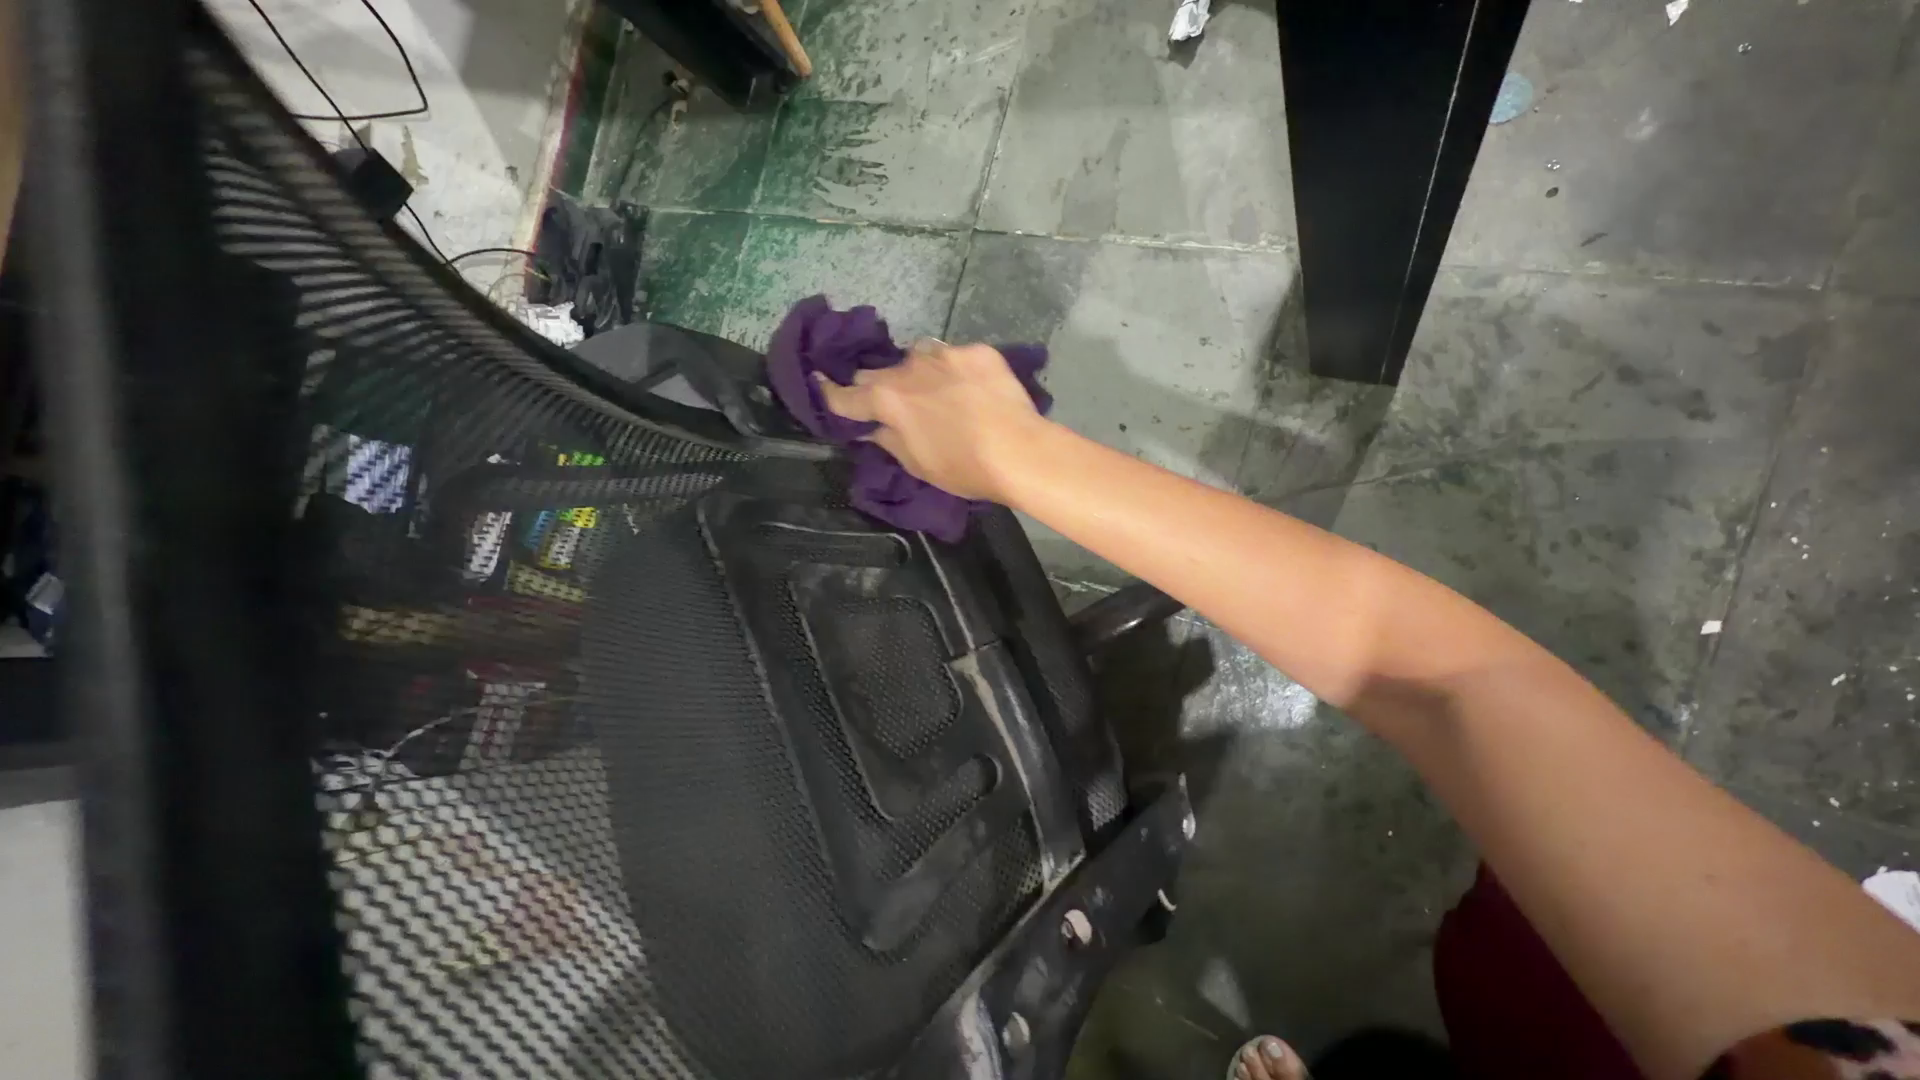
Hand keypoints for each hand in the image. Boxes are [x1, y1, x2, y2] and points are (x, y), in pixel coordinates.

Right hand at [814, 339, 1047, 502]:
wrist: (1020, 451)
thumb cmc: (964, 468)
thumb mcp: (917, 464)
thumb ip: (889, 440)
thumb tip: (872, 429)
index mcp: (887, 400)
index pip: (845, 396)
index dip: (830, 394)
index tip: (820, 384)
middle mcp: (908, 369)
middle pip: (878, 373)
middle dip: (878, 388)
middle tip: (892, 405)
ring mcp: (944, 355)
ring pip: (916, 357)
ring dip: (917, 373)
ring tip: (935, 392)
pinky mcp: (977, 352)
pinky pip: (954, 356)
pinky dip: (955, 371)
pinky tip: (972, 389)